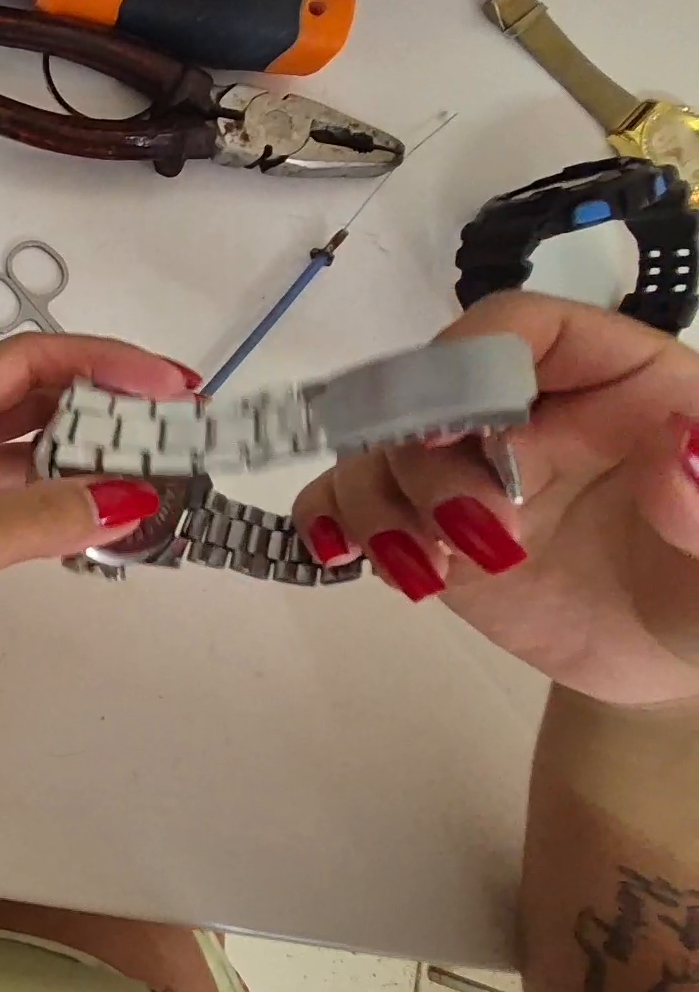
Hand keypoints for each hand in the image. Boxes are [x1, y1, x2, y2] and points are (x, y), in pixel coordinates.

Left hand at [0, 332, 198, 688]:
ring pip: (30, 451)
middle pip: (33, 400)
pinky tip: (106, 519)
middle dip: (105, 408)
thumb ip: (40, 517)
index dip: (102, 361)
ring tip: (160, 477)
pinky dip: (62, 504)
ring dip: (88, 460)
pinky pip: (19, 497)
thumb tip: (139, 496)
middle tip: (180, 432)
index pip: (24, 363)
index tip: (172, 385)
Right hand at [292, 292, 698, 705]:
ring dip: (378, 513)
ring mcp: (450, 468)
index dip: (466, 364)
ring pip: (365, 454)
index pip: (517, 329)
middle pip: (419, 400)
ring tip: (430, 574)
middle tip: (479, 540)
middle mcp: (516, 415)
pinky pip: (330, 498)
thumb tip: (676, 446)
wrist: (654, 661)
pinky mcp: (405, 517)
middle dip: (429, 474)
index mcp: (613, 387)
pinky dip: (327, 523)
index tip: (452, 435)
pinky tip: (349, 557)